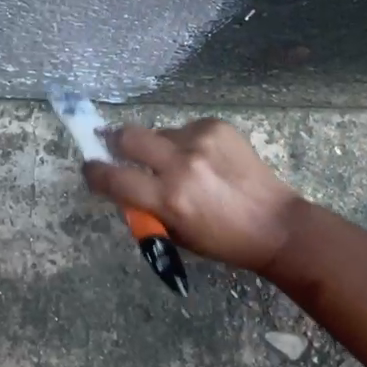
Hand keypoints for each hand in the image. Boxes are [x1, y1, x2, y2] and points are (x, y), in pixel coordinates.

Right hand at [83, 118, 300, 272]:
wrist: (277, 224)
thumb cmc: (223, 240)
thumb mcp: (177, 235)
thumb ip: (146, 207)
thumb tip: (119, 183)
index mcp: (169, 199)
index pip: (113, 178)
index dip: (94, 173)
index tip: (89, 168)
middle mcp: (181, 164)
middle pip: (127, 136)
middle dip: (115, 141)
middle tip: (114, 146)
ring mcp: (200, 140)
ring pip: (159, 133)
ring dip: (160, 147)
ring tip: (181, 164)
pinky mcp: (216, 125)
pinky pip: (186, 128)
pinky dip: (187, 142)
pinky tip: (205, 159)